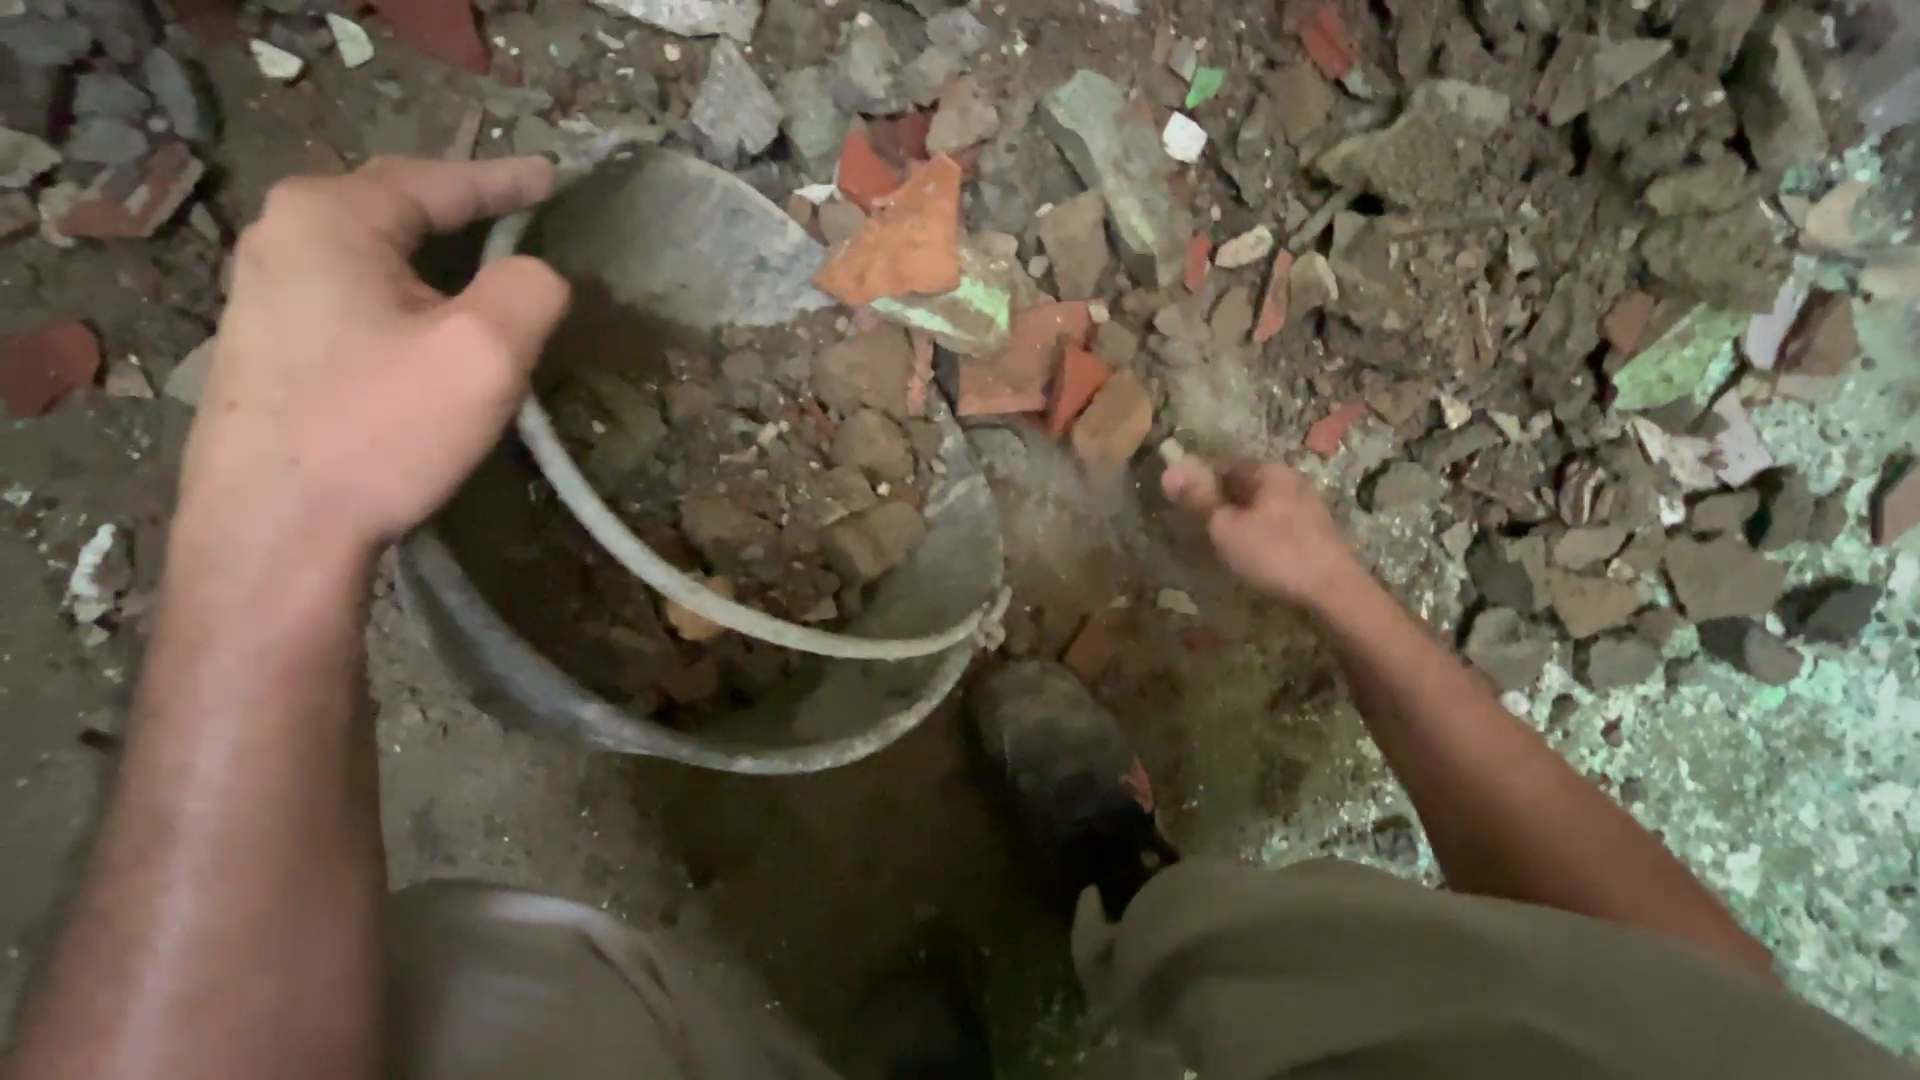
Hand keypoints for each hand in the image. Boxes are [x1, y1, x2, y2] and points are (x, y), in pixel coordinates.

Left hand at [179, 156, 571, 560]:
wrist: (277, 529)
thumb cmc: (381, 427)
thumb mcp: (485, 351)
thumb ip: (532, 290)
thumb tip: (536, 277)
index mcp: (331, 219)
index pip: (438, 181)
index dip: (506, 182)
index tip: (556, 180)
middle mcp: (283, 240)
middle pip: (399, 213)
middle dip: (467, 219)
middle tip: (526, 227)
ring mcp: (266, 296)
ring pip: (380, 262)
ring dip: (439, 267)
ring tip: (489, 279)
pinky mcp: (272, 349)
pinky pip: (360, 302)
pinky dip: (411, 304)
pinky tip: (433, 335)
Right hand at [1161, 458, 1364, 606]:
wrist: (1334, 591)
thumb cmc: (1275, 553)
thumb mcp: (1226, 527)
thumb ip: (1198, 499)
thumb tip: (1168, 470)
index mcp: (1269, 471)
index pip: (1223, 465)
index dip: (1199, 482)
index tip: (1183, 506)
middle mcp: (1291, 480)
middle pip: (1244, 485)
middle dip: (1220, 503)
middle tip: (1200, 529)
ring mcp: (1307, 506)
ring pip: (1261, 506)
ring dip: (1240, 521)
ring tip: (1223, 546)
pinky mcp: (1316, 532)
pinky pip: (1276, 524)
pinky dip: (1259, 534)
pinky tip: (1252, 556)